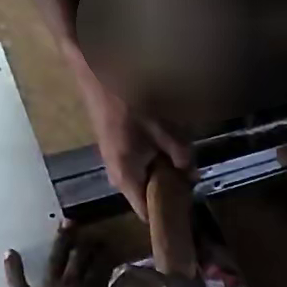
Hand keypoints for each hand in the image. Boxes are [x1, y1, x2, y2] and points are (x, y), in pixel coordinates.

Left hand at [3, 224, 151, 286]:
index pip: (103, 268)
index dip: (110, 255)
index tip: (115, 244)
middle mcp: (71, 285)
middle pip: (81, 259)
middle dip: (88, 244)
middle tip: (94, 232)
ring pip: (55, 261)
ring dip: (61, 243)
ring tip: (66, 225)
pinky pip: (18, 280)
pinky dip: (14, 266)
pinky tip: (10, 252)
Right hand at [72, 60, 191, 224]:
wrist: (94, 71)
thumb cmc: (129, 101)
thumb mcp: (165, 130)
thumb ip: (181, 156)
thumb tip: (192, 176)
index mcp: (127, 177)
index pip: (146, 213)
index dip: (169, 215)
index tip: (188, 212)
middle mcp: (117, 177)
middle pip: (148, 197)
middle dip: (171, 193)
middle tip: (191, 183)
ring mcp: (114, 164)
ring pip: (145, 181)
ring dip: (164, 176)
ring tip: (182, 165)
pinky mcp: (116, 151)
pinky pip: (140, 168)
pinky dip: (155, 164)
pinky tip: (167, 150)